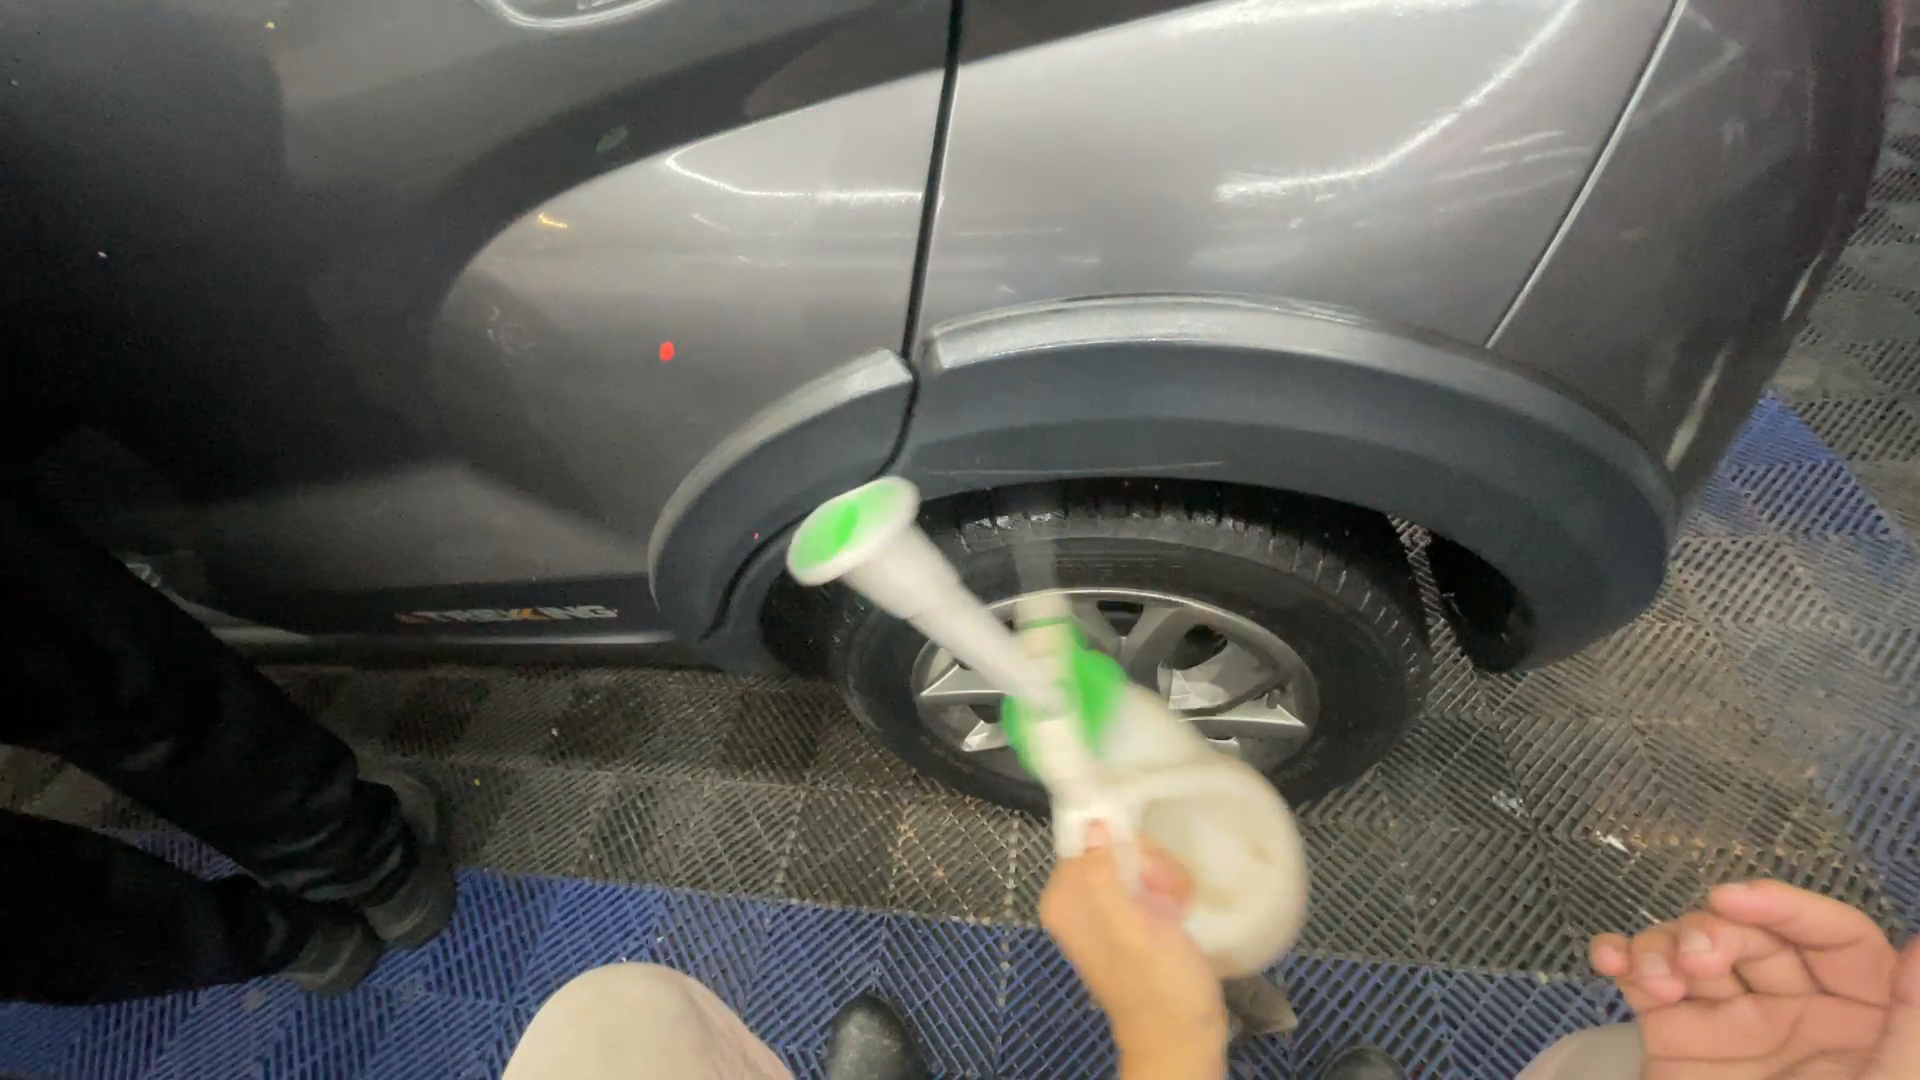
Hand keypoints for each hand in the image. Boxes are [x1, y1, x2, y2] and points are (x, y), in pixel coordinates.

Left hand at [1040, 822, 1226, 1079]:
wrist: (1183, 1039)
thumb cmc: (1158, 985)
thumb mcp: (1129, 927)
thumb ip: (1102, 875)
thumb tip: (1092, 823)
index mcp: (1062, 899)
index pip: (1088, 837)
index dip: (1124, 846)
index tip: (1150, 873)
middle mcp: (1075, 899)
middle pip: (1112, 845)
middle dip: (1148, 865)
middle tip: (1167, 894)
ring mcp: (1102, 907)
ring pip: (1134, 859)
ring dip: (1164, 877)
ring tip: (1176, 908)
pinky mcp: (1127, 916)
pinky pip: (1145, 878)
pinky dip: (1167, 890)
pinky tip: (1177, 913)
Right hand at [1590, 879, 1919, 1078]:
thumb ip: (1912, 1031)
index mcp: (1864, 1026)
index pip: (1837, 941)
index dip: (1789, 908)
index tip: (1735, 899)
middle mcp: (1796, 1012)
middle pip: (1749, 935)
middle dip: (1708, 933)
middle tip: (1692, 961)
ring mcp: (1726, 1017)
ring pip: (1687, 944)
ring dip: (1658, 946)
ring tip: (1652, 979)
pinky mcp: (1670, 1026)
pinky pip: (1638, 970)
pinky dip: (1618, 954)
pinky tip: (1609, 964)